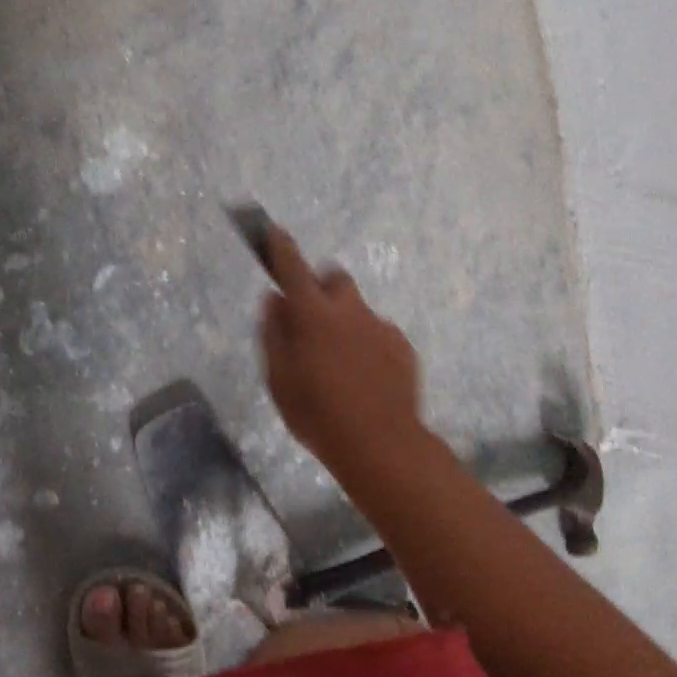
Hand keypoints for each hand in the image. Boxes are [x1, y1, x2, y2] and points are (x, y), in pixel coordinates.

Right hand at [260, 229, 428, 477]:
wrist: (381, 444)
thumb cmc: (317, 415)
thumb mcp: (279, 380)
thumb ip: (273, 335)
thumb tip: (273, 301)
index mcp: (314, 317)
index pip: (294, 270)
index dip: (281, 249)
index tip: (274, 232)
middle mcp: (350, 312)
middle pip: (335, 279)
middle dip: (321, 290)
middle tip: (310, 322)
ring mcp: (382, 328)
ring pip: (357, 311)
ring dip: (344, 324)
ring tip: (337, 364)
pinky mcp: (403, 348)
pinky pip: (378, 334)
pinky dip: (366, 346)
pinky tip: (362, 379)